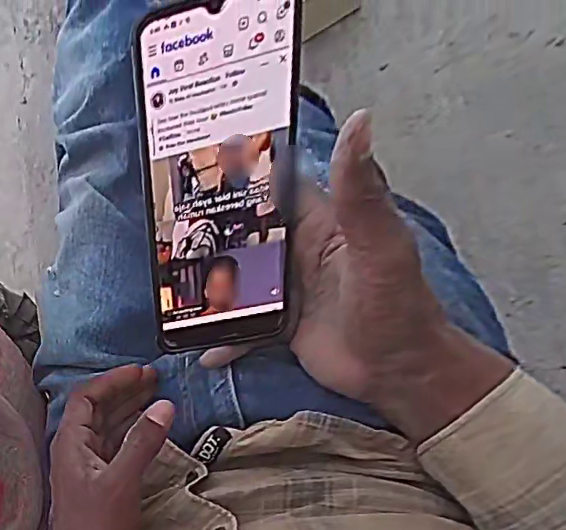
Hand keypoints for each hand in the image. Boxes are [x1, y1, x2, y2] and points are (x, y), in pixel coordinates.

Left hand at [25, 366, 175, 529]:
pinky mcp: (95, 482)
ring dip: (128, 410)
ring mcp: (83, 466)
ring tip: (154, 397)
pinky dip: (129, 433)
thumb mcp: (122, 480)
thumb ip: (142, 441)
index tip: (141, 372)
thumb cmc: (95, 528)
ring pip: (105, 427)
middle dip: (124, 391)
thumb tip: (163, 406)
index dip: (114, 380)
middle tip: (153, 379)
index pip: (87, 396)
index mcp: (70, 443)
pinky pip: (111, 446)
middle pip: (96, 409)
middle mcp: (72, 450)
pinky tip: (147, 430)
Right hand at [203, 110, 512, 440]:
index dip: (245, 173)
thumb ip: (361, 193)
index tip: (201, 166)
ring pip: (238, 282)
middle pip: (246, 237)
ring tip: (175, 296)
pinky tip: (204, 349)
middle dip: (210, 236)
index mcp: (322, 223)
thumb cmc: (397, 306)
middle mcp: (299, 252)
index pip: (277, 187)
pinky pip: (243, 327)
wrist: (396, 372)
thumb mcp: (379, 246)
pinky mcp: (280, 326)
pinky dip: (224, 338)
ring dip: (211, 290)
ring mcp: (287, 291)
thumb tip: (359, 122)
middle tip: (168, 238)